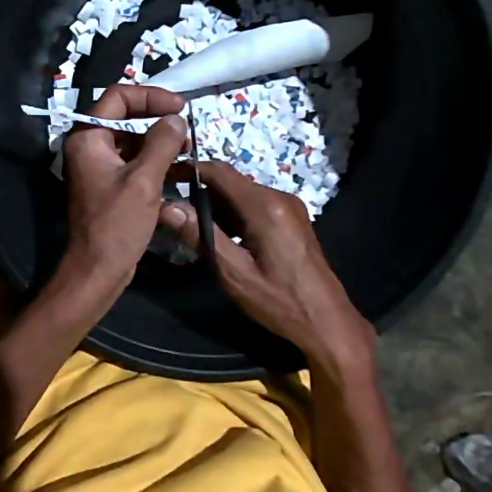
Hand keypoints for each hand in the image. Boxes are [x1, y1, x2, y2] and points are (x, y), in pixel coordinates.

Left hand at [61, 85, 187, 284]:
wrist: (97, 268)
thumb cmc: (116, 223)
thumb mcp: (144, 180)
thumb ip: (162, 143)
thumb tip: (176, 119)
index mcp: (87, 138)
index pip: (118, 97)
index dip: (151, 96)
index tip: (180, 107)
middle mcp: (88, 146)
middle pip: (124, 116)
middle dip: (157, 119)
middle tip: (187, 130)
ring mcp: (97, 166)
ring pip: (131, 139)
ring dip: (159, 141)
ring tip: (188, 150)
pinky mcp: (109, 184)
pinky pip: (133, 160)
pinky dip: (154, 160)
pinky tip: (179, 168)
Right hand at [160, 162, 374, 362]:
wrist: (327, 322)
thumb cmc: (279, 301)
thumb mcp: (234, 272)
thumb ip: (200, 235)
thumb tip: (167, 207)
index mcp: (265, 206)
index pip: (220, 172)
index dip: (189, 169)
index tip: (164, 176)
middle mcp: (279, 198)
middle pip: (230, 183)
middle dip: (200, 193)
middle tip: (173, 213)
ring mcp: (289, 208)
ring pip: (242, 195)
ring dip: (217, 208)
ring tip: (192, 230)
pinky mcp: (293, 220)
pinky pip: (255, 206)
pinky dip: (234, 216)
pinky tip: (222, 240)